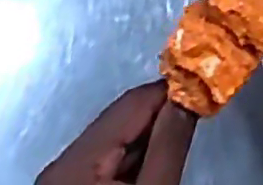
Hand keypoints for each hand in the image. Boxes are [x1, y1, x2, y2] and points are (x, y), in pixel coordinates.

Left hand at [35, 82, 195, 184]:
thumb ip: (169, 143)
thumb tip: (189, 93)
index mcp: (76, 160)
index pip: (132, 103)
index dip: (170, 91)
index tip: (202, 87)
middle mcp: (60, 164)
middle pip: (122, 121)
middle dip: (160, 117)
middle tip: (195, 116)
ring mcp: (60, 180)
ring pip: (115, 142)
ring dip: (147, 139)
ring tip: (176, 144)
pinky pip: (106, 162)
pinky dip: (132, 158)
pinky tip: (150, 168)